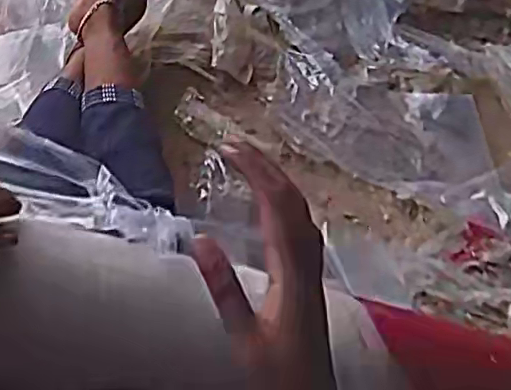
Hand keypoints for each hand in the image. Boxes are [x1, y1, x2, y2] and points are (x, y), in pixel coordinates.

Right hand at [191, 142, 335, 389]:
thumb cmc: (279, 377)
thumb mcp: (244, 338)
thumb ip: (224, 289)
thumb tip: (199, 238)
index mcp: (292, 272)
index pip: (277, 204)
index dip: (254, 169)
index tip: (228, 147)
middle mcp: (307, 265)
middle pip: (292, 200)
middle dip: (264, 165)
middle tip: (235, 144)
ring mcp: (311, 273)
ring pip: (300, 211)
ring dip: (276, 179)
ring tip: (250, 161)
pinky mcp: (309, 282)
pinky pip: (301, 225)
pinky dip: (284, 200)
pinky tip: (272, 204)